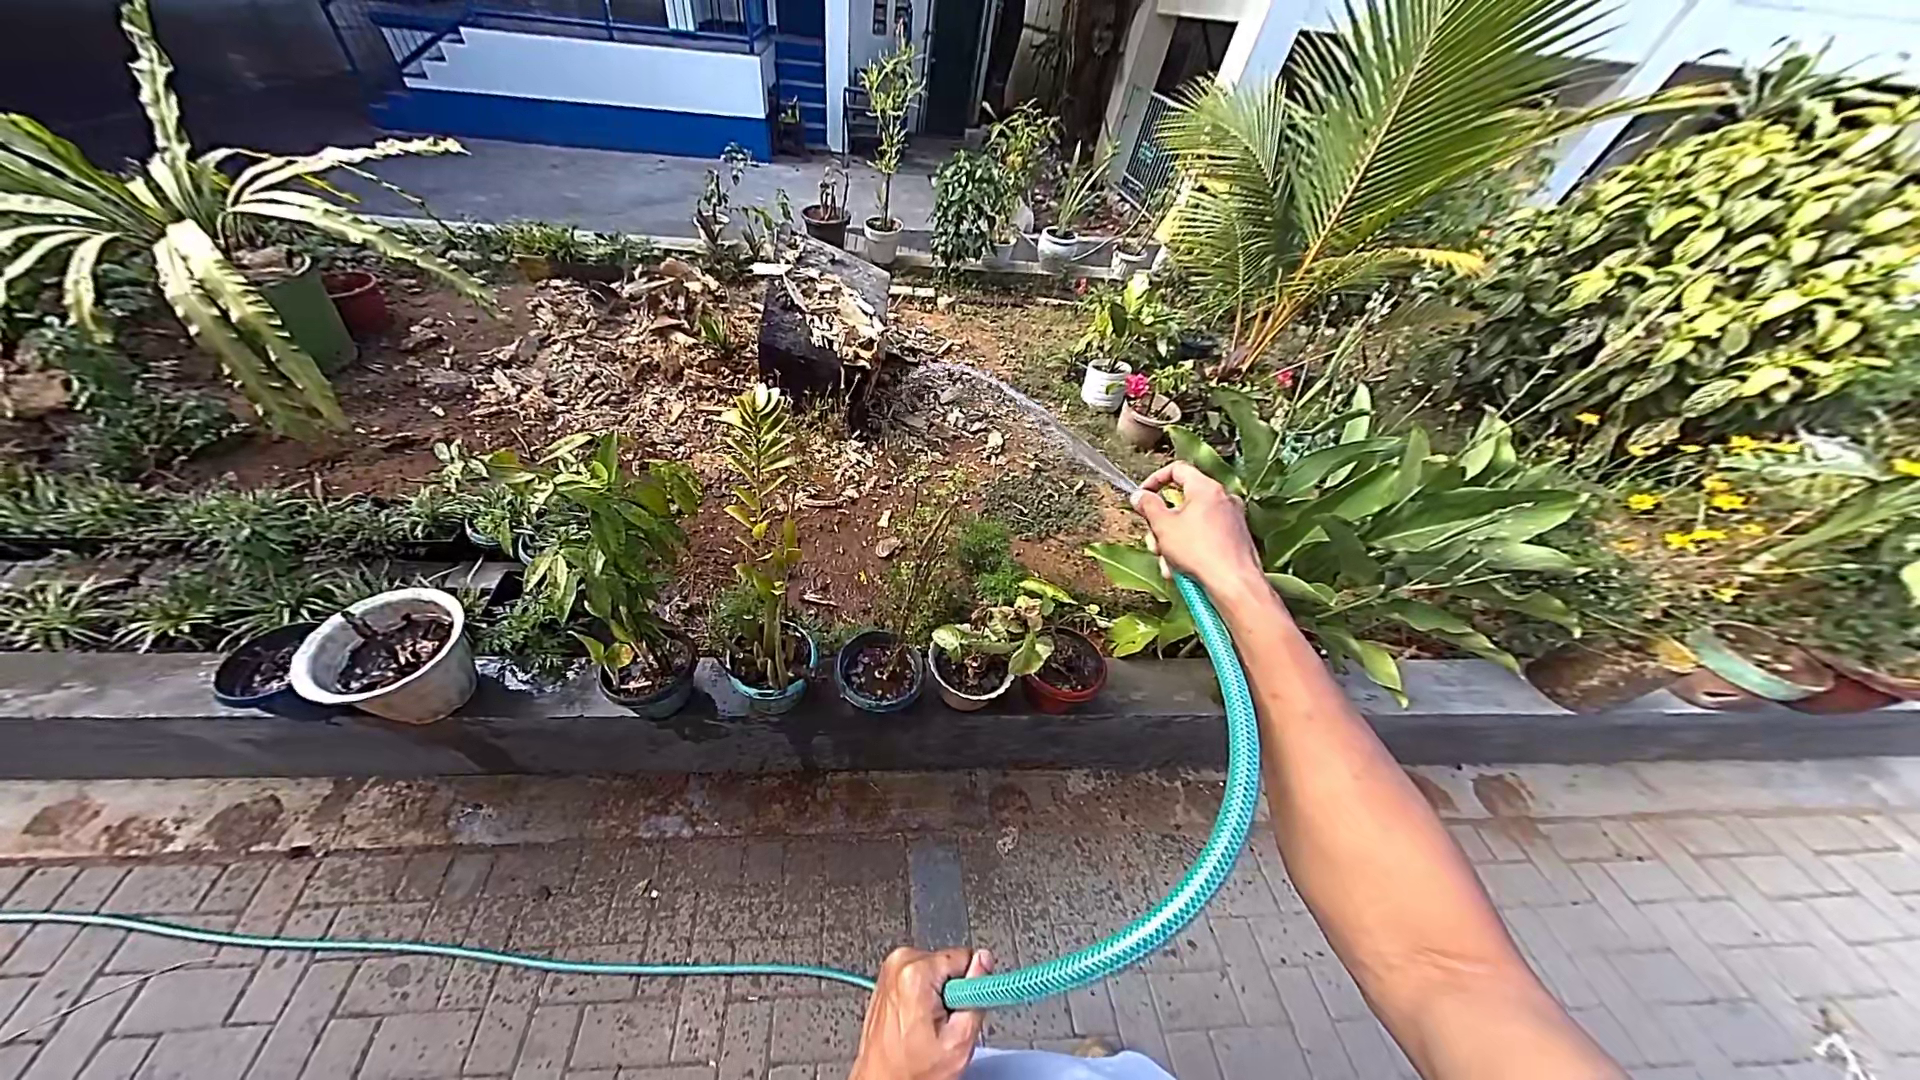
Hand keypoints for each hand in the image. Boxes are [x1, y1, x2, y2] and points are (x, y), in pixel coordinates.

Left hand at [850, 946, 992, 1079]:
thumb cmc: (910, 1073)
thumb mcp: (958, 1042)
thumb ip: (976, 997)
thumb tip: (984, 960)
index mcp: (917, 971)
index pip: (966, 957)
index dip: (968, 988)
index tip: (960, 1010)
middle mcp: (901, 961)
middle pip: (949, 963)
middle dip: (952, 992)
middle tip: (942, 1024)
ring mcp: (892, 966)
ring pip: (937, 970)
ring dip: (938, 995)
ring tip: (927, 1024)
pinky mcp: (888, 974)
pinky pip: (921, 975)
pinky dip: (923, 995)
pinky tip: (915, 1019)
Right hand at [1131, 461, 1266, 600]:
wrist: (1233, 583)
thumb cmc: (1200, 552)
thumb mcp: (1163, 526)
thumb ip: (1148, 506)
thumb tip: (1139, 495)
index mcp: (1206, 488)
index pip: (1177, 469)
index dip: (1154, 480)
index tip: (1143, 496)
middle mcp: (1222, 499)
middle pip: (1181, 502)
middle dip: (1161, 524)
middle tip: (1154, 539)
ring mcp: (1231, 520)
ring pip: (1190, 524)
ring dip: (1172, 543)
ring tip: (1168, 563)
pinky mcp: (1234, 539)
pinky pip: (1203, 539)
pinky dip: (1188, 551)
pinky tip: (1180, 570)